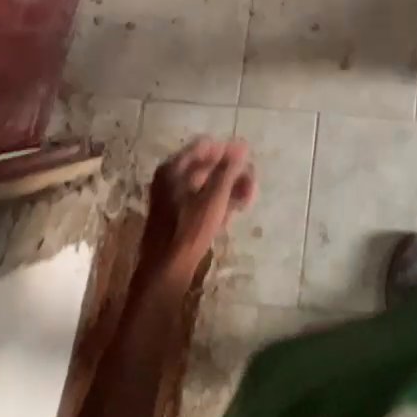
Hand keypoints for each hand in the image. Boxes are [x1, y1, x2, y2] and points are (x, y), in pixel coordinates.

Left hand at [139, 137, 257, 282]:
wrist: (165, 271)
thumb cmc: (189, 230)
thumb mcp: (214, 197)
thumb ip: (229, 170)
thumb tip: (243, 145)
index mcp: (174, 167)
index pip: (206, 145)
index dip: (229, 151)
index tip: (249, 163)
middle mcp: (171, 177)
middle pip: (208, 165)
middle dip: (233, 174)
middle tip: (251, 186)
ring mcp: (173, 196)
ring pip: (207, 184)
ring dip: (229, 189)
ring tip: (248, 201)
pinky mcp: (178, 215)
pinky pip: (202, 199)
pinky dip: (218, 202)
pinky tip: (234, 212)